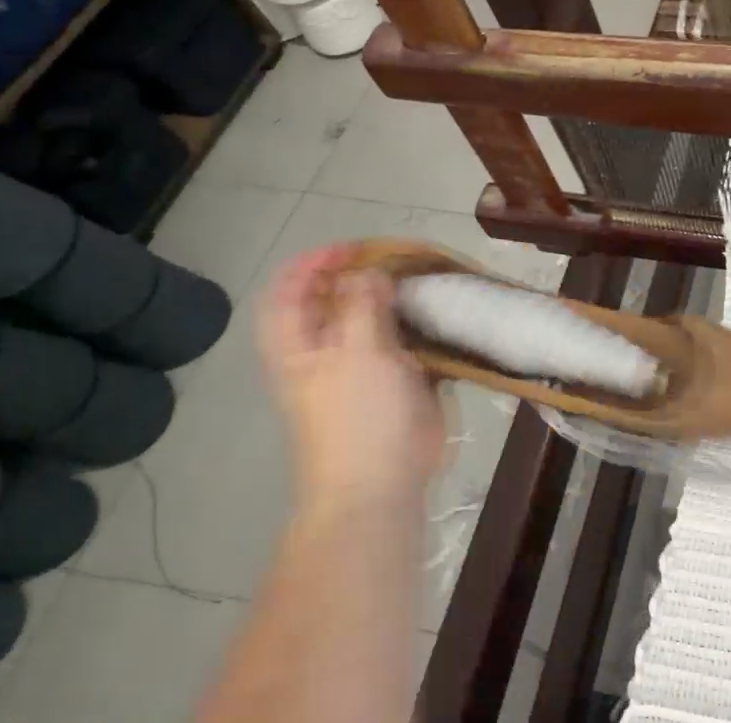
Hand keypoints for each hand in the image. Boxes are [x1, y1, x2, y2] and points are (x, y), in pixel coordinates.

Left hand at [258, 246, 444, 511]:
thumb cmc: (357, 417)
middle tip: (398, 258)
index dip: (313, 264)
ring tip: (424, 278)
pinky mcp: (395, 384)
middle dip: (360, 275)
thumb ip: (360, 305)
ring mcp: (361, 370)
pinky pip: (404, 343)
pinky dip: (419, 325)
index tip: (354, 247)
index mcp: (298, 346)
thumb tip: (365, 272)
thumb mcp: (355, 351)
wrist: (379, 483)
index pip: (290, 292)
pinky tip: (441, 314)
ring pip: (372, 321)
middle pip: (332, 302)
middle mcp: (325, 353)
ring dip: (394, 298)